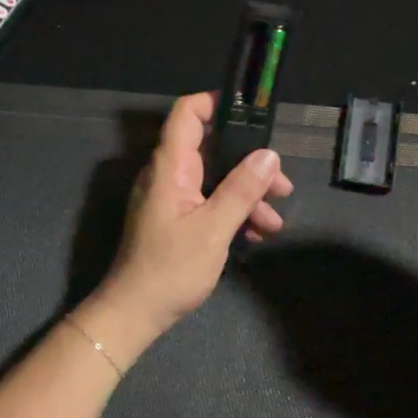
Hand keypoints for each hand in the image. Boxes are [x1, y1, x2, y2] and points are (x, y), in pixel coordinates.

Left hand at [79, 93, 293, 358]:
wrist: (135, 313)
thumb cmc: (171, 269)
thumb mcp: (213, 229)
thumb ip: (241, 190)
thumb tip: (268, 155)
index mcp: (169, 168)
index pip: (186, 115)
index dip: (216, 104)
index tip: (253, 115)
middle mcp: (167, 176)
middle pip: (211, 149)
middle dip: (249, 164)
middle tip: (282, 187)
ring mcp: (170, 199)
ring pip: (214, 181)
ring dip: (247, 196)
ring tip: (275, 223)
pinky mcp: (175, 221)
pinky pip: (208, 204)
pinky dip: (232, 213)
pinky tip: (256, 236)